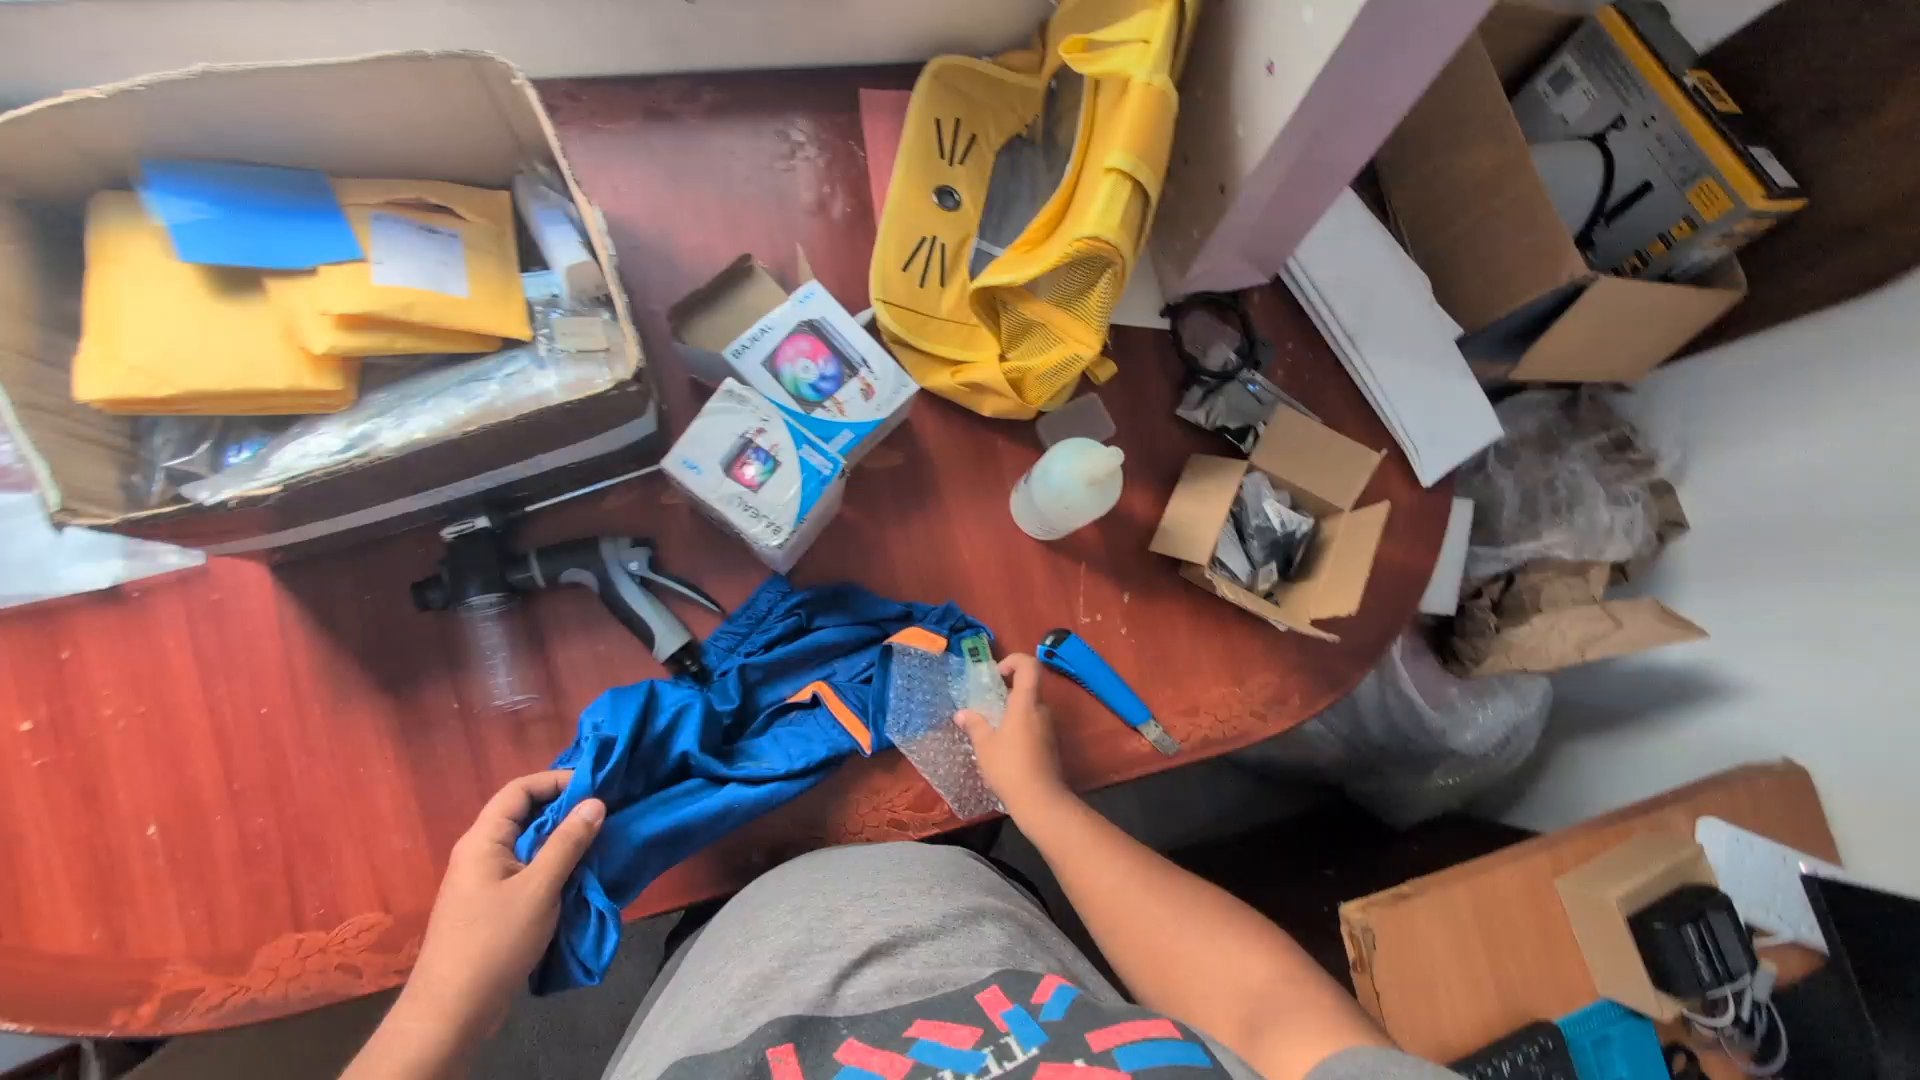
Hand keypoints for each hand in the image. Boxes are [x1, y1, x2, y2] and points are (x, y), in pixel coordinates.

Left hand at [403, 771, 604, 1037]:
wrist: (451, 1011)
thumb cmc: (494, 941)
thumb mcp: (539, 887)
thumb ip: (568, 842)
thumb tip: (596, 802)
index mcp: (483, 840)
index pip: (519, 790)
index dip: (556, 780)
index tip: (596, 785)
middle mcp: (480, 853)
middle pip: (523, 814)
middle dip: (564, 808)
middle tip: (605, 810)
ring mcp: (484, 880)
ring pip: (527, 843)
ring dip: (562, 838)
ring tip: (599, 838)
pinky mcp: (492, 904)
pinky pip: (526, 868)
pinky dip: (553, 863)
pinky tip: (579, 872)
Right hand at [954, 654, 1070, 816]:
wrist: (1040, 801)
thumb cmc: (1009, 767)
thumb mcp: (984, 745)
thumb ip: (974, 724)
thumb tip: (962, 714)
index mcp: (1026, 703)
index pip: (1029, 666)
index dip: (1014, 661)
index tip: (997, 674)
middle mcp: (1041, 710)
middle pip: (1029, 687)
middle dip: (1008, 689)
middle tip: (988, 702)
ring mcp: (1049, 727)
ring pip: (1031, 707)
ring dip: (1013, 709)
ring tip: (992, 726)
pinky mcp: (1050, 743)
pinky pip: (1034, 724)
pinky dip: (1020, 725)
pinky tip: (1004, 744)